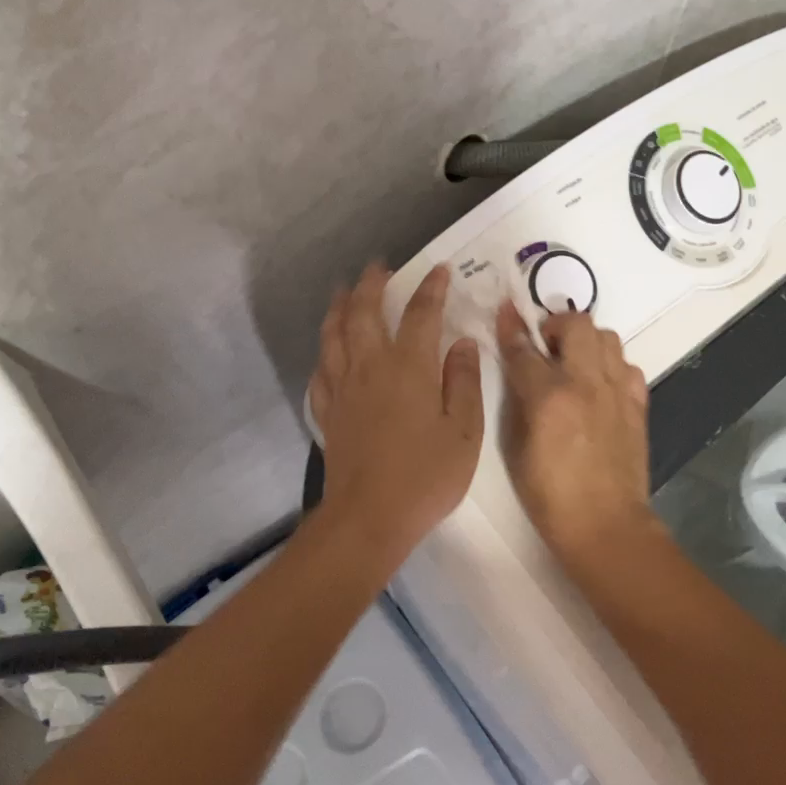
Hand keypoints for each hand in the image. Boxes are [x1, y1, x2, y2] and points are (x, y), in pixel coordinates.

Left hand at [310, 263, 483, 544]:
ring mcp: (343, 389)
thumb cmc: (426, 476)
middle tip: (378, 266)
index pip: (420, 314)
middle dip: (372, 284)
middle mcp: (370, 367)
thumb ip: (464, 382)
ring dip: (339, 307)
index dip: (431, 289)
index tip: (440, 270)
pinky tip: (329, 351)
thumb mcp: (464, 431)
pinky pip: (321, 370)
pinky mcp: (328, 413)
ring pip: (334, 335)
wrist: (369, 518)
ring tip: (344, 291)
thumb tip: (462, 343)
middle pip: (364, 313)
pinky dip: (325, 351)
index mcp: (409, 368)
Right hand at [496, 301, 654, 554]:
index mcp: (550, 396)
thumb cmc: (550, 496)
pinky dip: (612, 366)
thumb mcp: (517, 450)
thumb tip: (521, 374)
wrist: (606, 525)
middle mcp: (587, 383)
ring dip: (587, 342)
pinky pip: (627, 366)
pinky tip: (600, 387)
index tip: (506, 312)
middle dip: (557, 326)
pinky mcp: (639, 405)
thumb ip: (518, 403)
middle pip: (577, 325)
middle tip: (546, 346)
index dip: (511, 328)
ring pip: (607, 337)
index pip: (525, 349)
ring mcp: (618, 391)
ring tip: (574, 364)